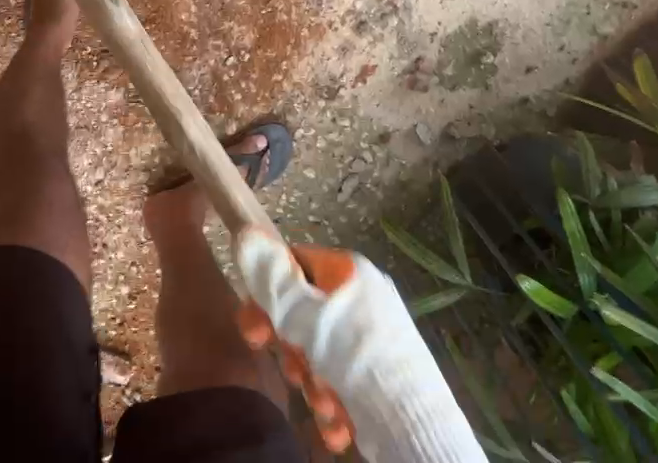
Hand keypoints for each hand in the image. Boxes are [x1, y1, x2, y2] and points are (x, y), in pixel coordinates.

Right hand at [235, 229, 486, 462]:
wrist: (412, 425)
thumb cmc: (352, 356)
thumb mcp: (304, 314)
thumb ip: (270, 279)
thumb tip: (244, 233)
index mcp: (347, 272)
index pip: (293, 263)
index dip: (267, 292)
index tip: (257, 325)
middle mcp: (360, 300)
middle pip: (302, 314)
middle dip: (292, 350)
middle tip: (293, 370)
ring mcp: (370, 339)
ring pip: (318, 354)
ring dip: (313, 384)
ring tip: (326, 404)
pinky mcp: (378, 376)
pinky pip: (340, 381)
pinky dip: (334, 405)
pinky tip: (338, 424)